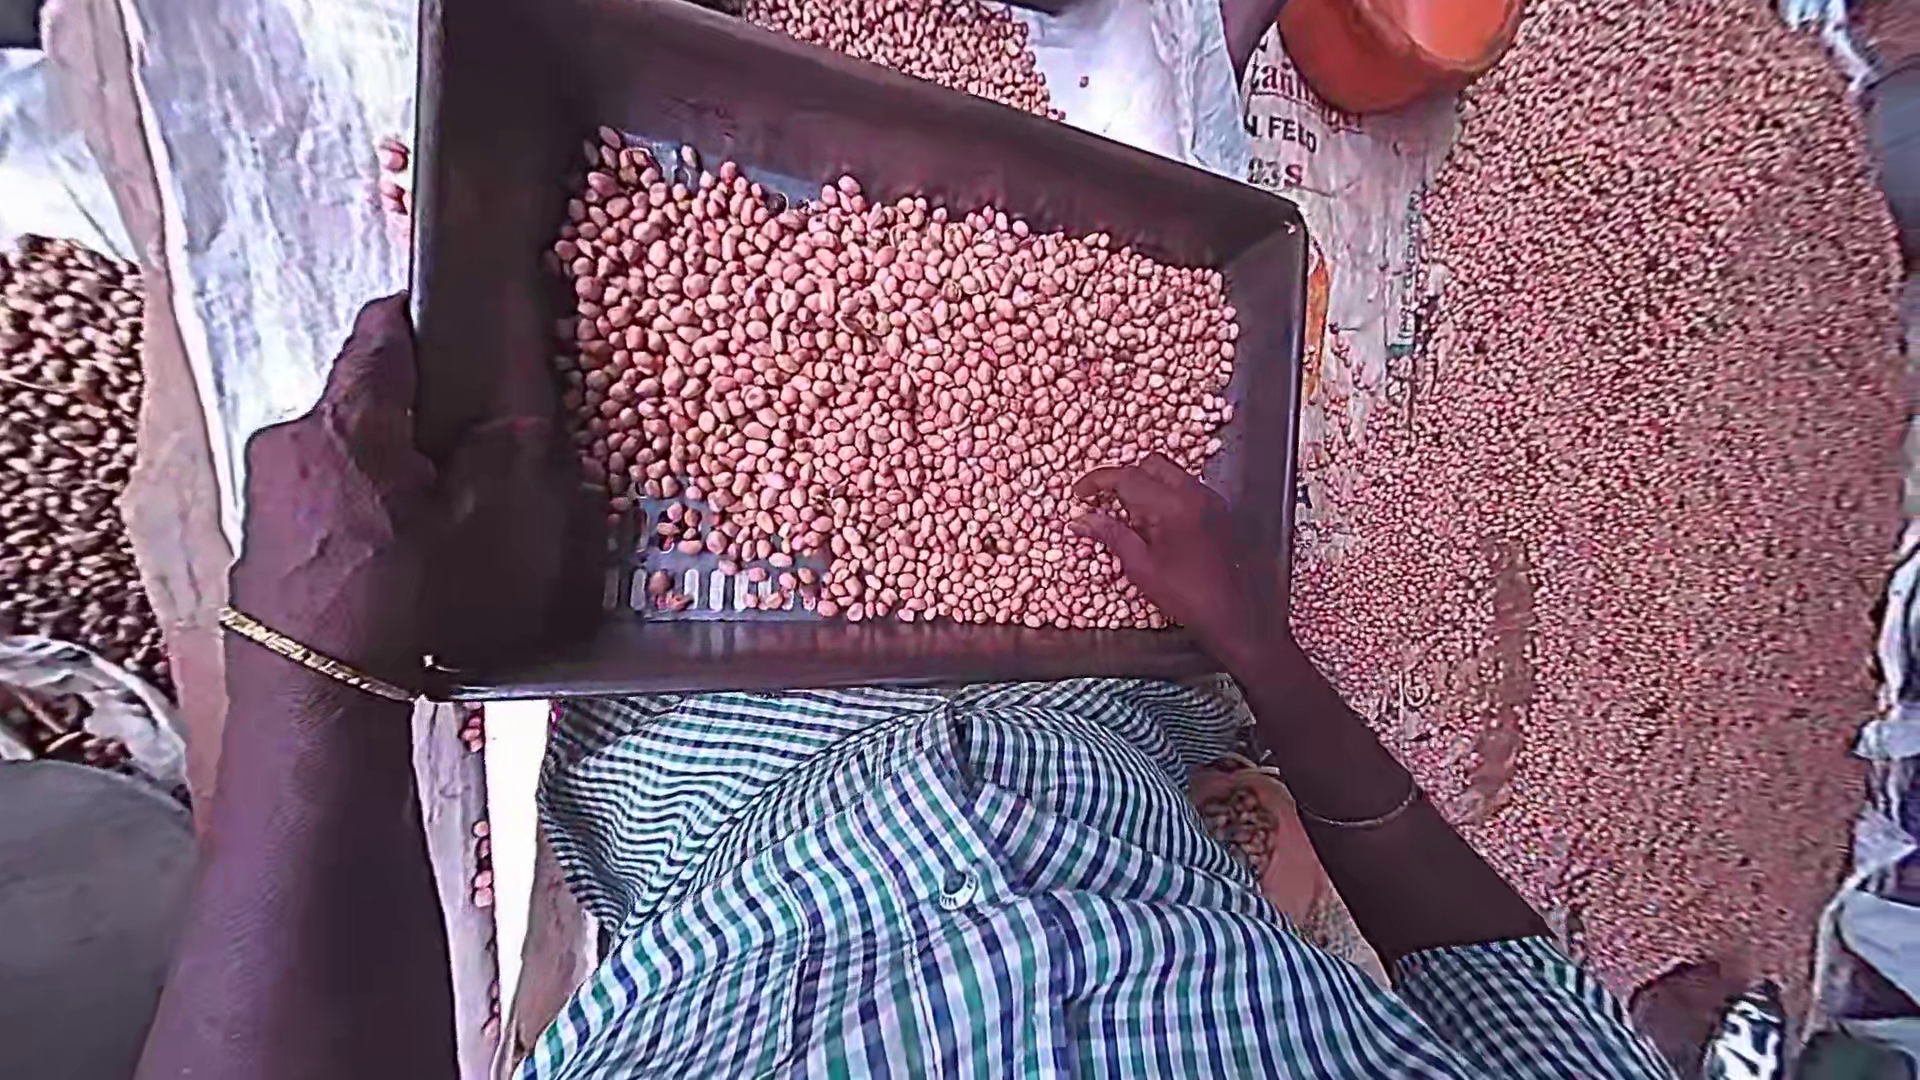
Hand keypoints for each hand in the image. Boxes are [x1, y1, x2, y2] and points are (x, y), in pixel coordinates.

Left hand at [231, 294, 596, 689]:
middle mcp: (293, 436)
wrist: (321, 672)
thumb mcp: (472, 522)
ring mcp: (271, 472)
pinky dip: (367, 470)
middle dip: (416, 398)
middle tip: (468, 427)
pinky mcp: (266, 505)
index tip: (443, 306)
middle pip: (364, 390)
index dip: (413, 316)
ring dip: (393, 439)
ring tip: (439, 481)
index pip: (379, 343)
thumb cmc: (404, 589)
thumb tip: (516, 417)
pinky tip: (399, 513)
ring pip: (346, 431)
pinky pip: (326, 464)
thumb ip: (494, 458)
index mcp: (348, 430)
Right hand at [1071, 453, 1286, 667]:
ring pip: (1168, 474)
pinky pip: (1183, 488)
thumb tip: (1081, 520)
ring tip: (1129, 518)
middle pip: (1149, 465)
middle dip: (1122, 479)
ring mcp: (1210, 500)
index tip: (1079, 494)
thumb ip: (1111, 534)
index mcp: (1172, 506)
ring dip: (1143, 487)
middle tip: (1103, 503)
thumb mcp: (1140, 565)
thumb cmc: (1184, 595)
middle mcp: (1194, 494)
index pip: (1127, 477)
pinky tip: (1154, 525)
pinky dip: (1163, 496)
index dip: (1097, 481)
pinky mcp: (1217, 510)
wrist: (1233, 614)